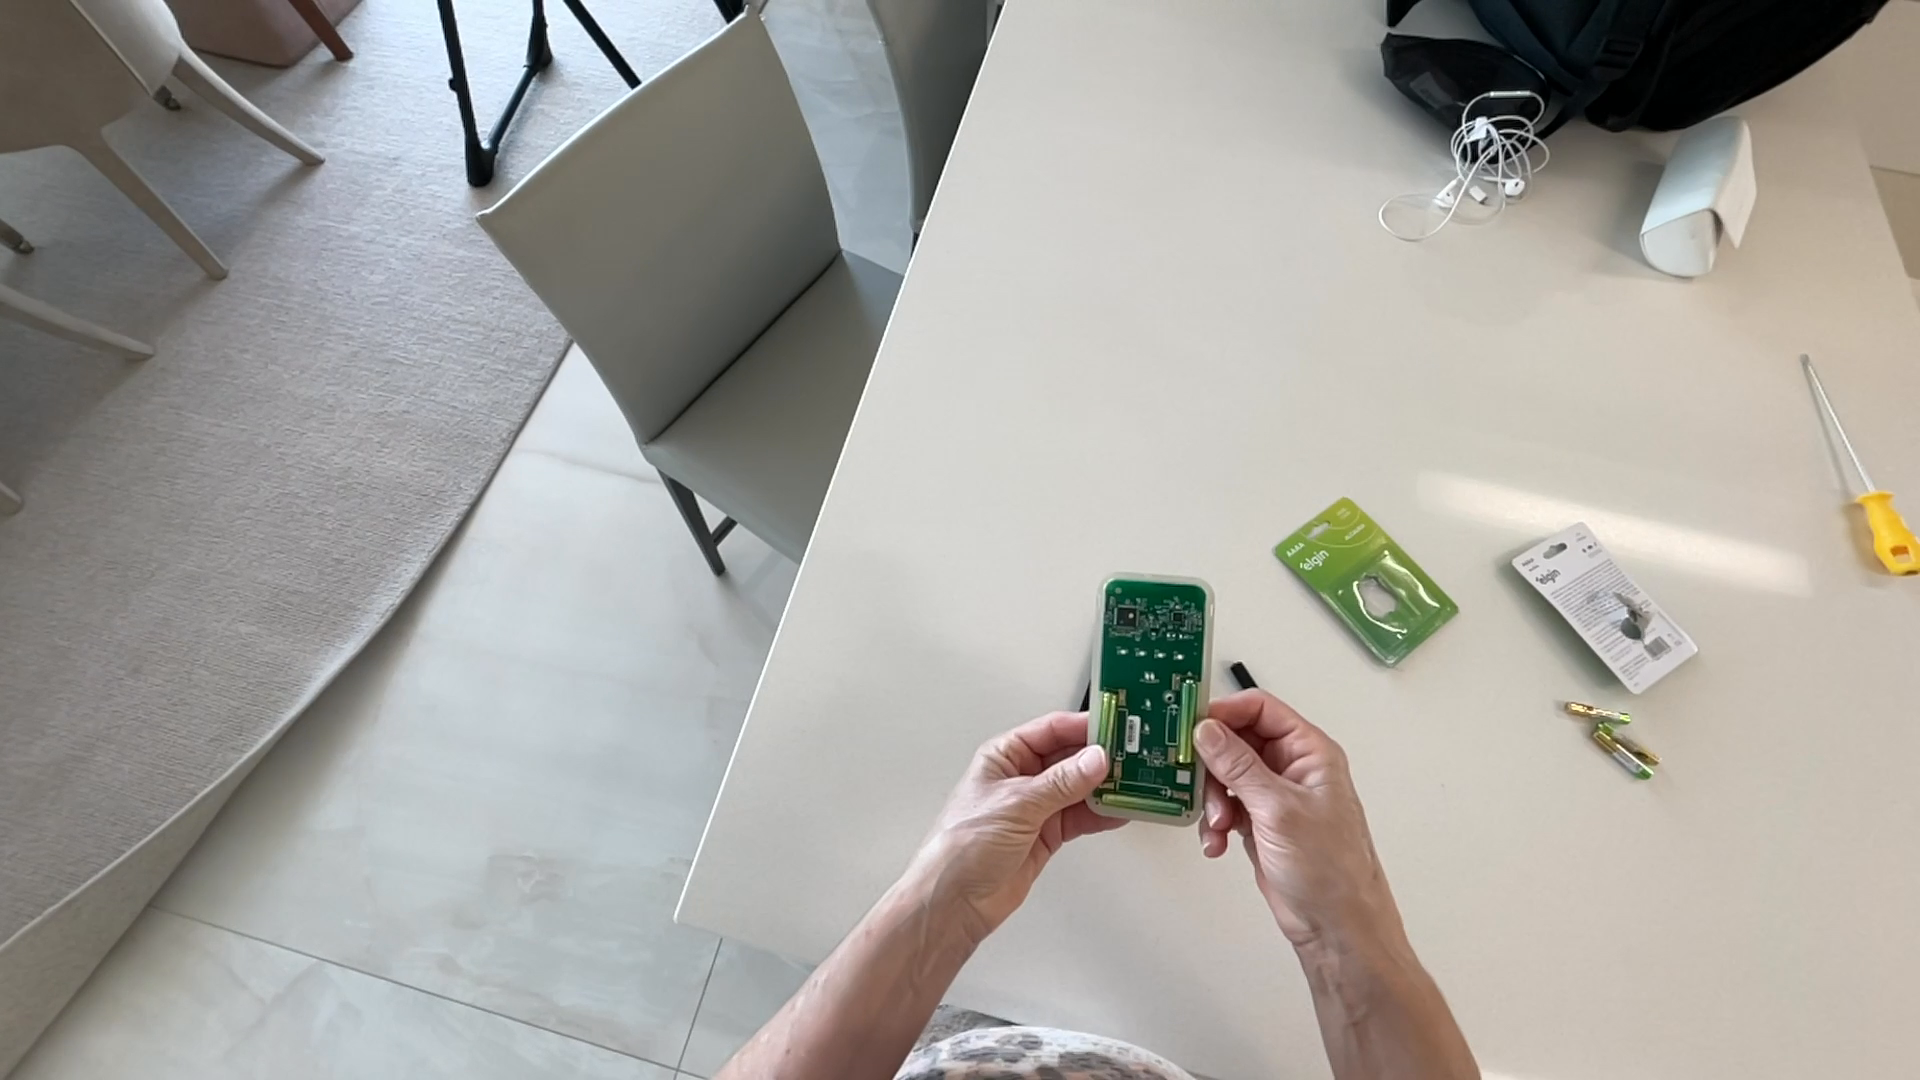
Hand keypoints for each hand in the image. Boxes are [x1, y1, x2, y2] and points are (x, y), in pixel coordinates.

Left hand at [909, 711, 1125, 944]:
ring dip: (1104, 786)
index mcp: (1005, 755)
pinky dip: (1100, 813)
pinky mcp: (1046, 834)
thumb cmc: (962, 844)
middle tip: (1133, 756)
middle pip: (1069, 757)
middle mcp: (1021, 776)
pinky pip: (1080, 816)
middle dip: (1099, 756)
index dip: (1083, 726)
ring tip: (1135, 782)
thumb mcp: (1016, 803)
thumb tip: (1095, 759)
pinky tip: (1120, 810)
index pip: (1051, 730)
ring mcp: (1035, 806)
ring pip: (1078, 788)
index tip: (1114, 726)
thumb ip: (1061, 782)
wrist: (954, 902)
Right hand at [1193, 690, 1402, 950]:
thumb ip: (1239, 765)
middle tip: (1196, 780)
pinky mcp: (1258, 819)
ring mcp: (1273, 794)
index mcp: (1309, 752)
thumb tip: (1207, 730)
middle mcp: (1291, 767)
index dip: (1224, 712)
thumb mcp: (1279, 809)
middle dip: (1213, 765)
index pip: (1259, 709)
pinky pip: (1223, 804)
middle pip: (1235, 741)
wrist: (1337, 932)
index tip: (1192, 724)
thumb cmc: (1332, 872)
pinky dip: (1214, 821)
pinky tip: (1217, 841)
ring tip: (1218, 823)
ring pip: (1224, 773)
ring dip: (1212, 799)